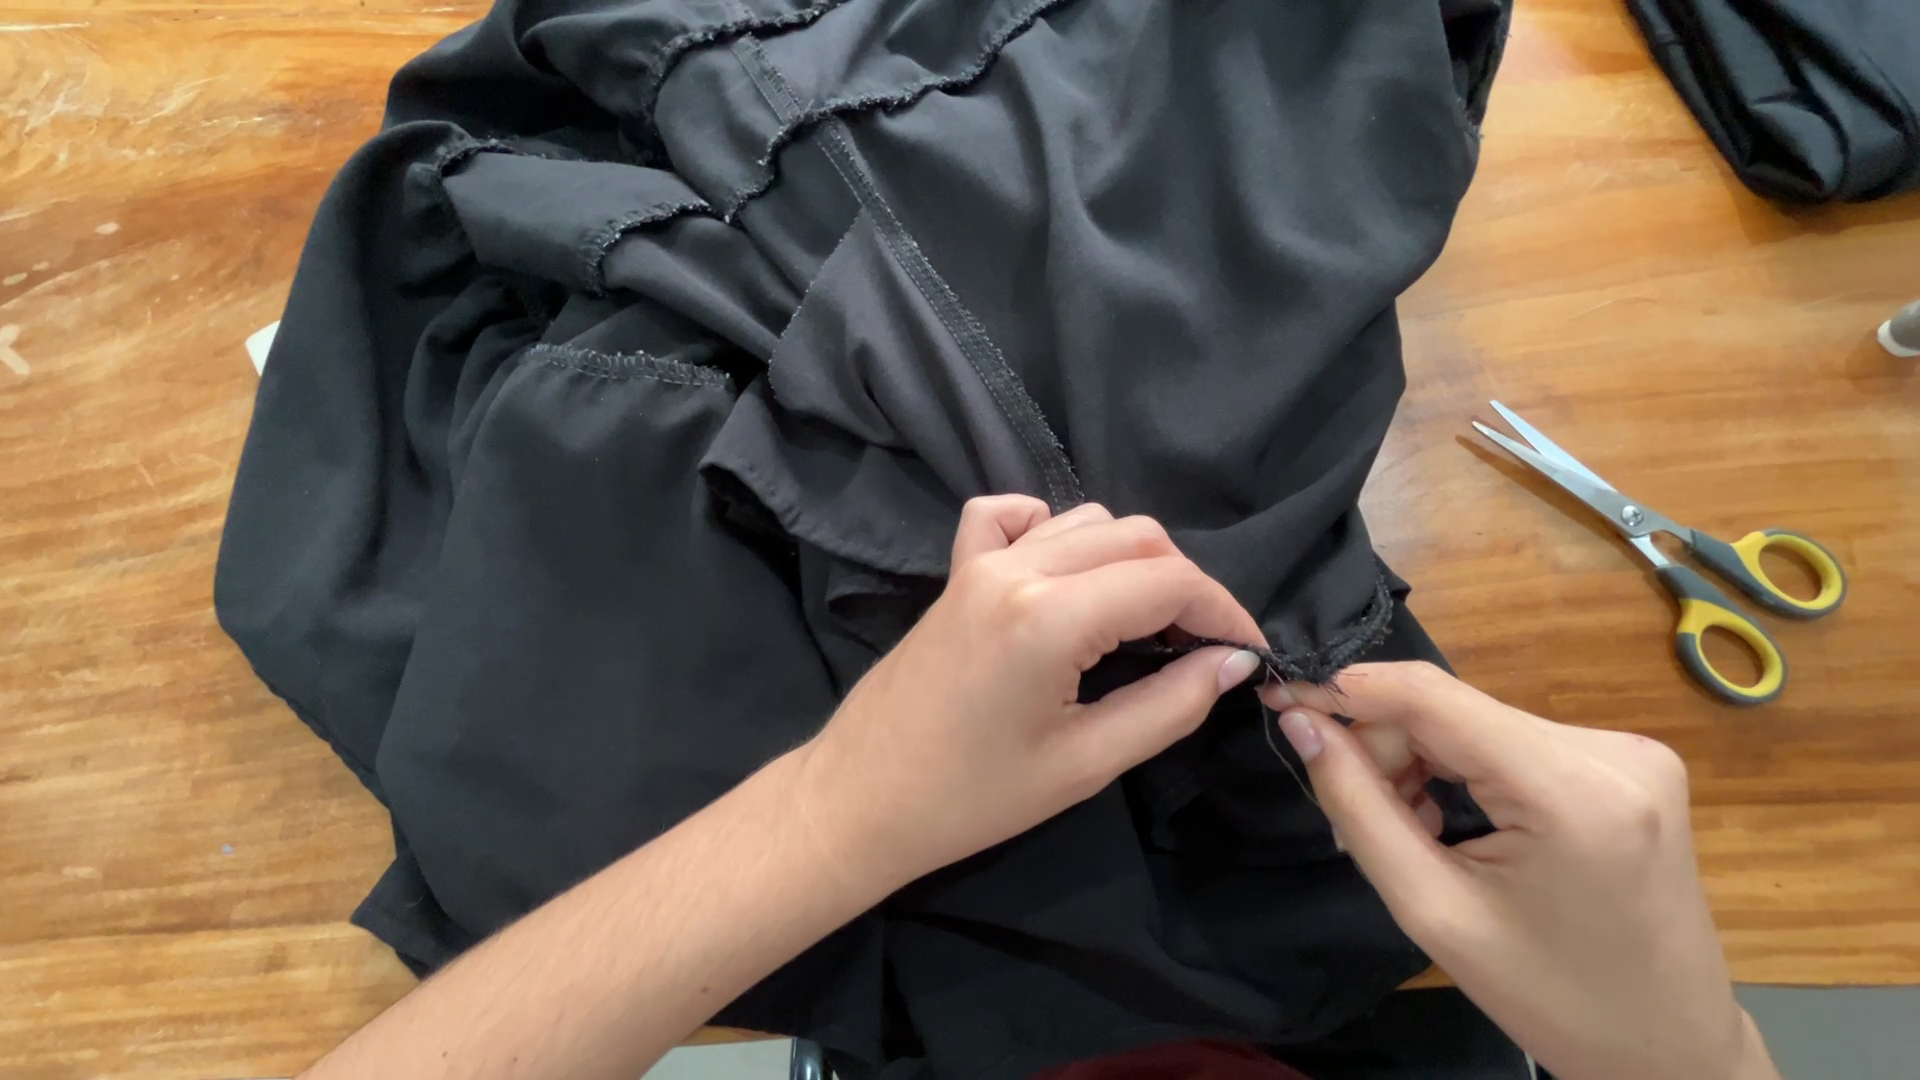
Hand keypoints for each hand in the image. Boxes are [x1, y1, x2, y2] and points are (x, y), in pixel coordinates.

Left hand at [792, 495, 1266, 893]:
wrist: (862, 796)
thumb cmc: (972, 798)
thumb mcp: (1084, 763)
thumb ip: (1169, 706)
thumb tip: (1231, 663)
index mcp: (1050, 617)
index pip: (1168, 581)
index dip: (1223, 610)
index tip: (1246, 650)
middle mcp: (1017, 568)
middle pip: (1135, 537)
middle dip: (1185, 584)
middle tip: (1202, 645)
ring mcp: (980, 561)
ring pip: (1085, 521)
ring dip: (1131, 559)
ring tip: (1145, 621)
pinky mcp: (955, 570)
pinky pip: (1010, 516)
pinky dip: (1052, 528)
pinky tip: (1062, 570)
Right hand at [1261, 663, 1778, 1079]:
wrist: (1669, 1050)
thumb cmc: (1546, 996)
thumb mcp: (1427, 906)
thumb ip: (1355, 801)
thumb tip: (1299, 720)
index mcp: (1571, 789)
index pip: (1428, 694)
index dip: (1344, 686)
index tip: (1281, 697)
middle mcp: (1608, 750)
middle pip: (1444, 707)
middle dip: (1381, 745)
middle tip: (1357, 810)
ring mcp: (1624, 750)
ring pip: (1466, 718)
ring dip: (1414, 758)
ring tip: (1406, 825)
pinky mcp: (1621, 759)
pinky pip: (1498, 734)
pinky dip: (1453, 764)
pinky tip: (1445, 814)